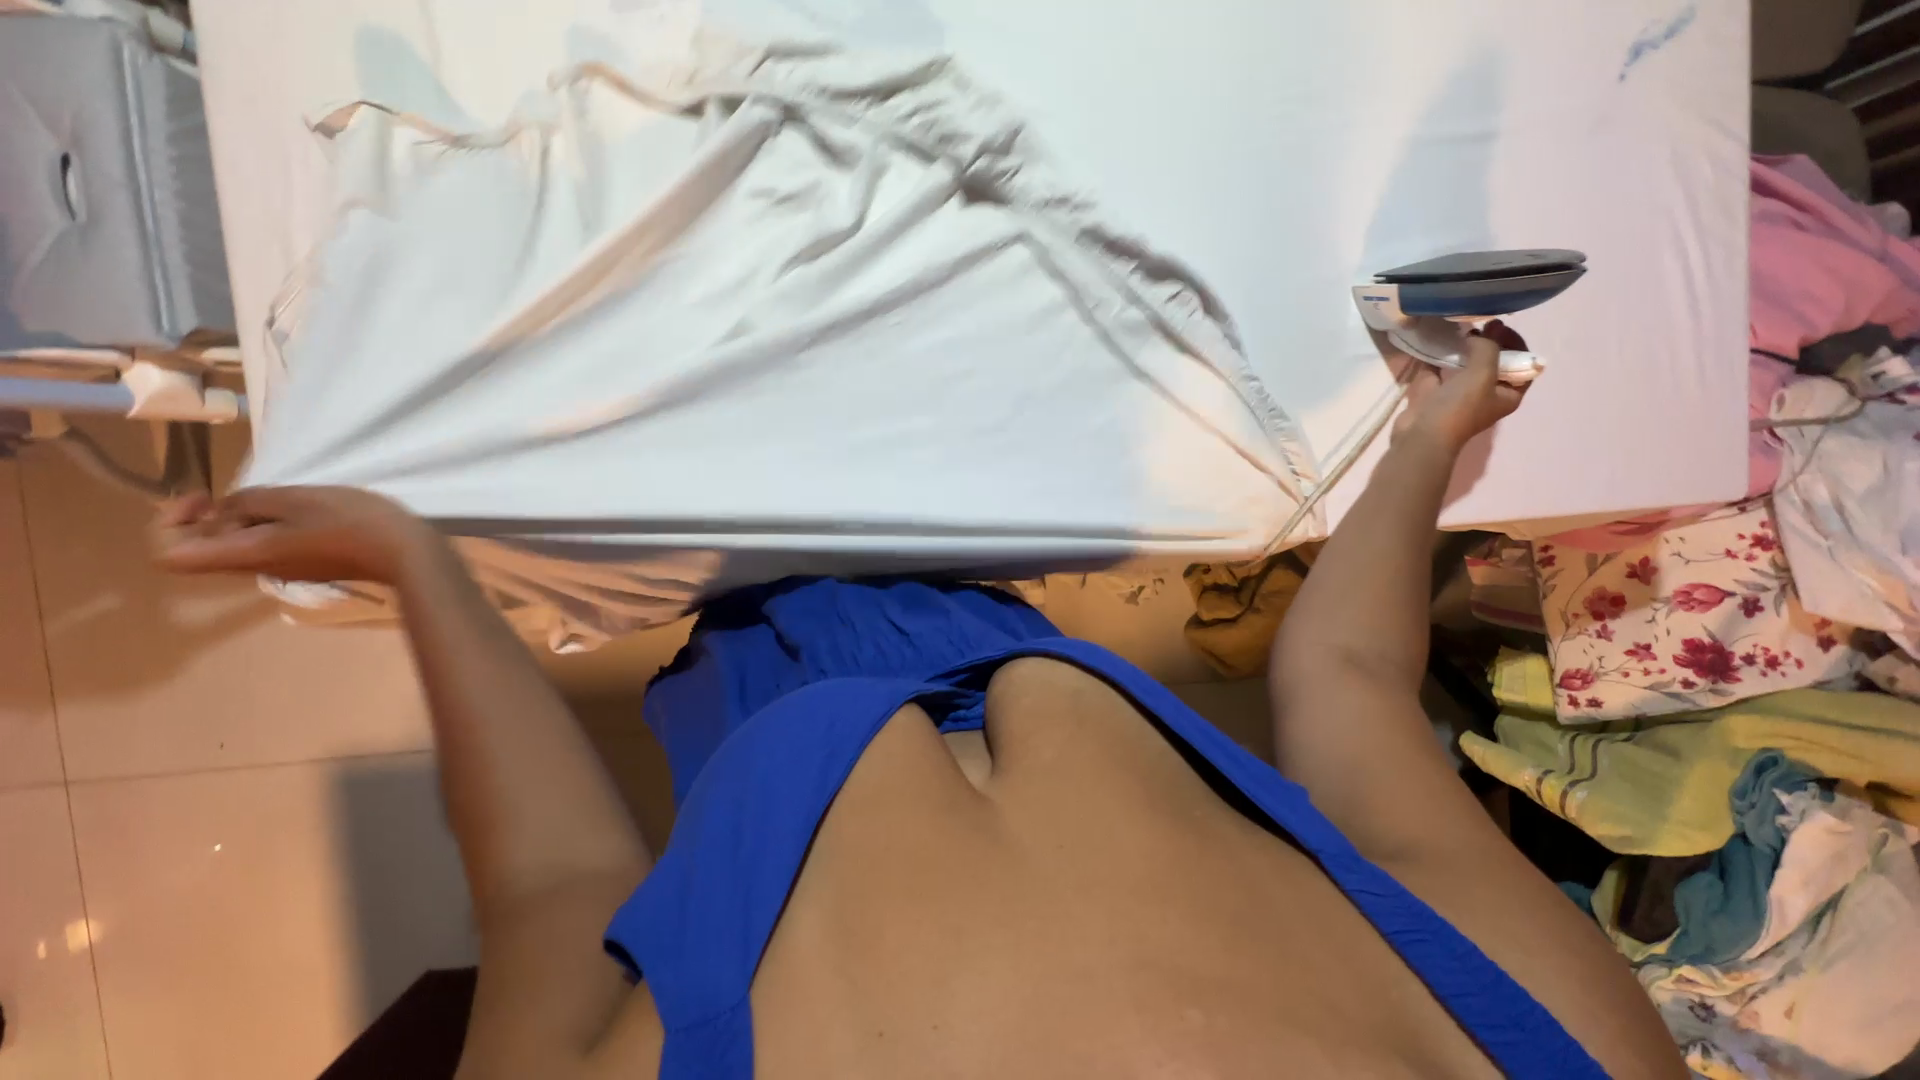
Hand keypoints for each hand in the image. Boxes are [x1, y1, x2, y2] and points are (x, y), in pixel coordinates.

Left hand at [153, 486, 436, 584]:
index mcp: (247, 553)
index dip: (168, 524)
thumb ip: (248, 501)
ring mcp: (286, 569)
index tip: (203, 499)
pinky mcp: (311, 565)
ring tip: (285, 497)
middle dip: (215, 516)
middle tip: (247, 491)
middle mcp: (258, 568)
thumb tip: (229, 511)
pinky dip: (275, 526)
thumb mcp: (295, 498)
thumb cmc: (351, 522)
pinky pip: (272, 546)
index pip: (171, 554)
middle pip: (207, 548)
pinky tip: (308, 510)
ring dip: (250, 518)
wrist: (406, 553)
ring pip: (242, 545)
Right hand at [1392, 320, 1531, 451]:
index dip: (1517, 343)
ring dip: (1467, 349)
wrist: (1422, 434)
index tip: (1500, 328)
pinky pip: (1442, 370)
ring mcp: (1461, 395)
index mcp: (1508, 395)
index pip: (1523, 364)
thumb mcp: (1483, 372)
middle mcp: (1487, 395)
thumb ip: (1488, 348)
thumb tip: (1480, 334)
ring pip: (1469, 366)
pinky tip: (1439, 343)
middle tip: (1482, 325)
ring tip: (1463, 331)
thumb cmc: (1459, 407)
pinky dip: (1441, 357)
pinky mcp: (1437, 394)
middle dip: (1492, 343)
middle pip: (1497, 363)